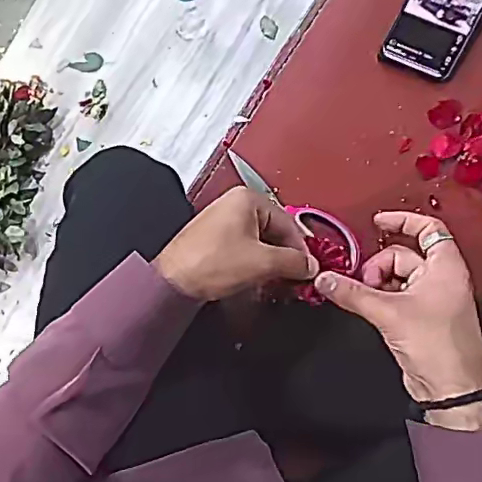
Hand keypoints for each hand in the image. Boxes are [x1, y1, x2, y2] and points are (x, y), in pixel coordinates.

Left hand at [154, 186, 318, 300]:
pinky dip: (256, 264)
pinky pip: (246, 249)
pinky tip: (259, 280)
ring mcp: (224, 222)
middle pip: (275, 232)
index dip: (302, 249)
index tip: (309, 268)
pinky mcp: (215, 240)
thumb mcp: (262, 263)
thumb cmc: (207, 263)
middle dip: (287, 257)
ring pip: (261, 242)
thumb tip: (309, 265)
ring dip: (272, 263)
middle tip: (296, 278)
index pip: (288, 223)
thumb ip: (293, 262)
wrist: (172, 282)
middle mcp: (235, 205)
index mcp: (247, 199)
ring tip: (279, 282)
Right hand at [311, 212, 481, 406]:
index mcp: (446, 266)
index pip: (427, 227)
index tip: (378, 222)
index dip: (402, 220)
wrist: (450, 388)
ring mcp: (432, 299)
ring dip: (376, 284)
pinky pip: (396, 297)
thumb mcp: (388, 313)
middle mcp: (442, 279)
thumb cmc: (441, 349)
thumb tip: (328, 280)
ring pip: (397, 278)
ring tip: (363, 298)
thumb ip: (352, 293)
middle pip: (403, 255)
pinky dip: (380, 298)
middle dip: (378, 265)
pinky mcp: (421, 317)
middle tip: (362, 281)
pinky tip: (368, 308)